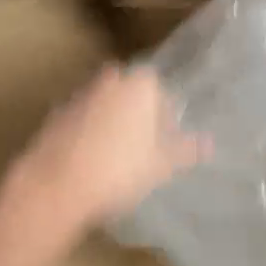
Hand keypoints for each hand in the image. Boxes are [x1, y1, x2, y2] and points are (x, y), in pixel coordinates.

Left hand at [9, 64, 208, 227]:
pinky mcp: (56, 113)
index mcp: (140, 83)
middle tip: (139, 149)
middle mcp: (110, 79)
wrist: (56, 186)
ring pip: (104, 104)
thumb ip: (186, 150)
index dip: (163, 117)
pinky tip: (87, 161)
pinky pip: (80, 119)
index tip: (162, 142)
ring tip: (112, 159)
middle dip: (136, 115)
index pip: (159, 91)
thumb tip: (209, 142)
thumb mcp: (160, 165)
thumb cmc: (118, 170)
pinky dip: (85, 133)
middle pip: (130, 94)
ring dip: (109, 122)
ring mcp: (80, 94)